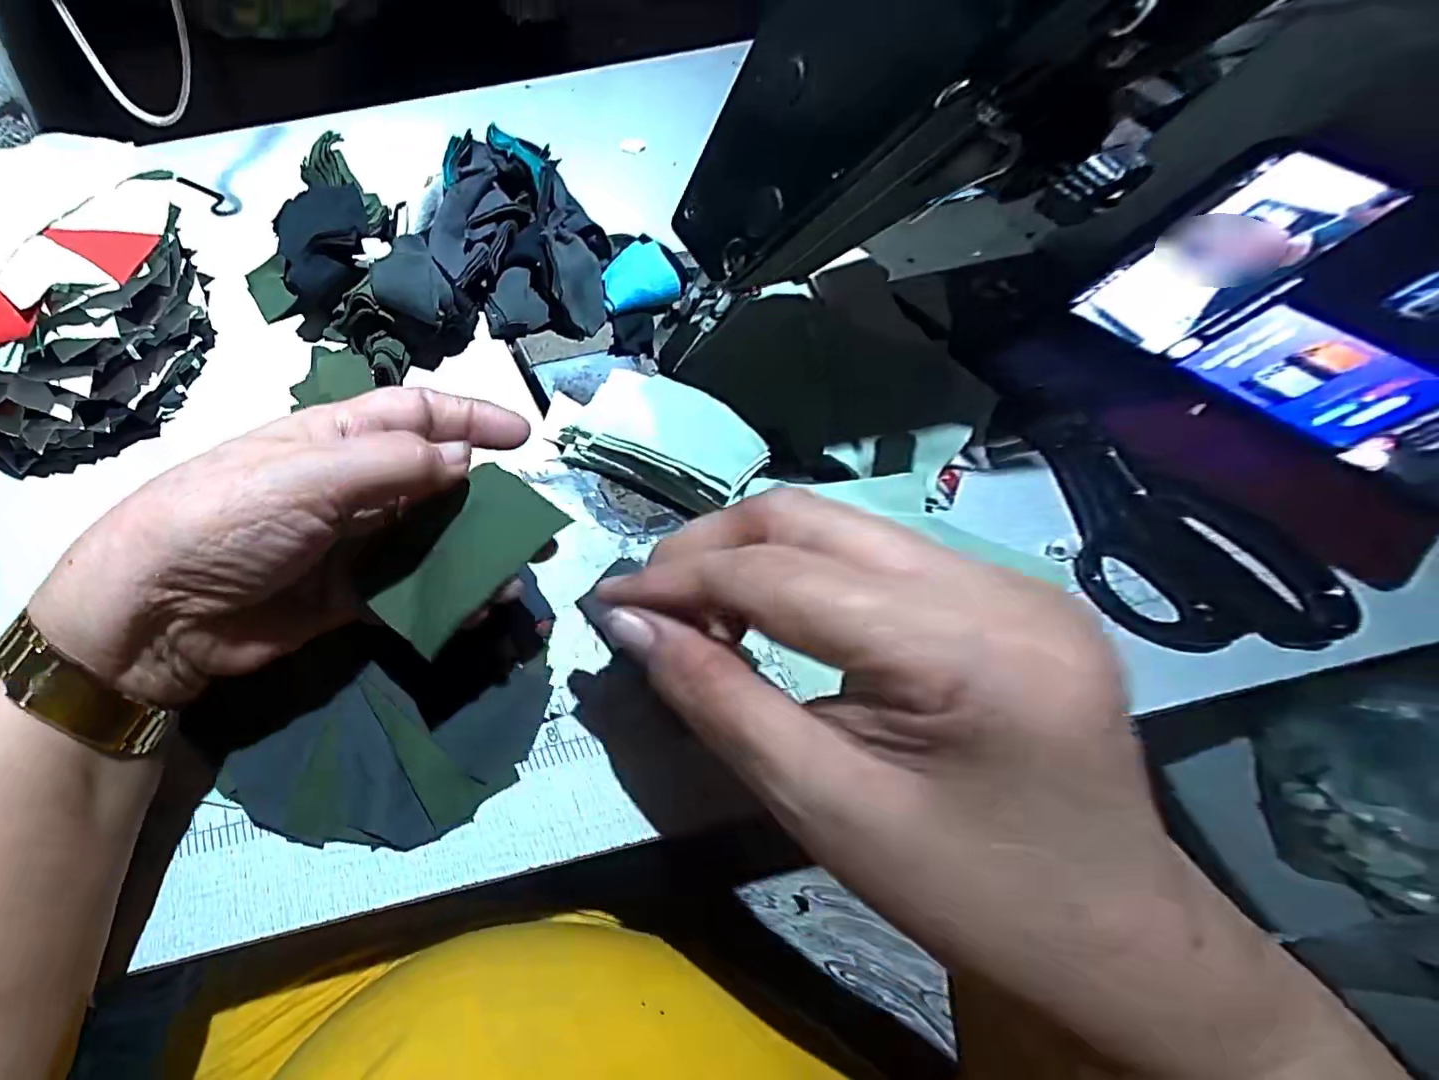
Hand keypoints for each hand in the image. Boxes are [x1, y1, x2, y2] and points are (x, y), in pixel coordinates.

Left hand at [28, 388, 530, 707]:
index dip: (470, 419)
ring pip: (426, 540)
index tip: (522, 438)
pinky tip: (472, 609)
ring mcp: (349, 545)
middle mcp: (350, 488)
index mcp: (339, 439)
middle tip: (531, 525)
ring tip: (511, 574)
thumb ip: (392, 465)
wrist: (157, 612)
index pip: (417, 414)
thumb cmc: (229, 518)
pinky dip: (442, 599)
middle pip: (432, 482)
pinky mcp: (345, 598)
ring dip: (471, 553)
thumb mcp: (310, 476)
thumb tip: (463, 458)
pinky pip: (407, 592)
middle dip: (485, 497)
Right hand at [593, 489, 1396, 1079]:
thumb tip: (628, 623)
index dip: (678, 579)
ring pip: (831, 523)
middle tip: (649, 599)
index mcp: (965, 648)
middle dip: (706, 548)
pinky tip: (764, 613)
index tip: (608, 599)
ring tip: (696, 609)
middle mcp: (995, 585)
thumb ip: (714, 698)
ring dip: (744, 555)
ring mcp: (1006, 579)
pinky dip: (790, 571)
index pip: (780, 575)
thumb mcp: (817, 802)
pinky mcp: (998, 590)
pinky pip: (864, 551)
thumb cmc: (963, 890)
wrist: (1114, 937)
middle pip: (806, 518)